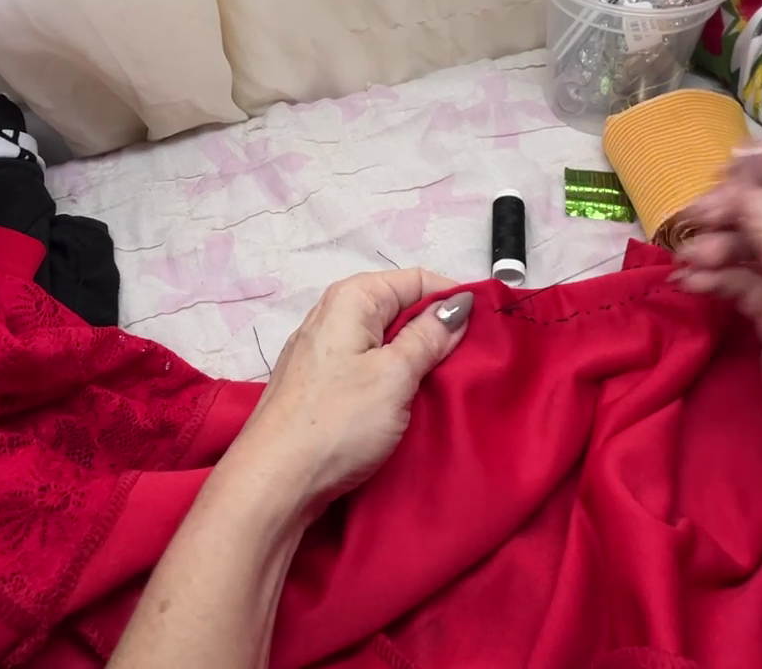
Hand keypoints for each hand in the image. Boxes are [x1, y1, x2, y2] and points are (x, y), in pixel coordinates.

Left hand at [227, 269, 472, 509]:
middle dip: (437, 329)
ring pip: (386, 339)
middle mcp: (334, 313)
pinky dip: (394, 375)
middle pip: (400, 307)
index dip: (453, 298)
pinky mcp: (322, 381)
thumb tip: (457, 305)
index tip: (487, 327)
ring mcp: (325, 349)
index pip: (416, 279)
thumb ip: (429, 336)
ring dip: (417, 356)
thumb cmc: (336, 421)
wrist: (274, 481)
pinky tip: (412, 399)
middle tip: (475, 360)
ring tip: (450, 382)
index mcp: (352, 298)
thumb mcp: (395, 375)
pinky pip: (369, 363)